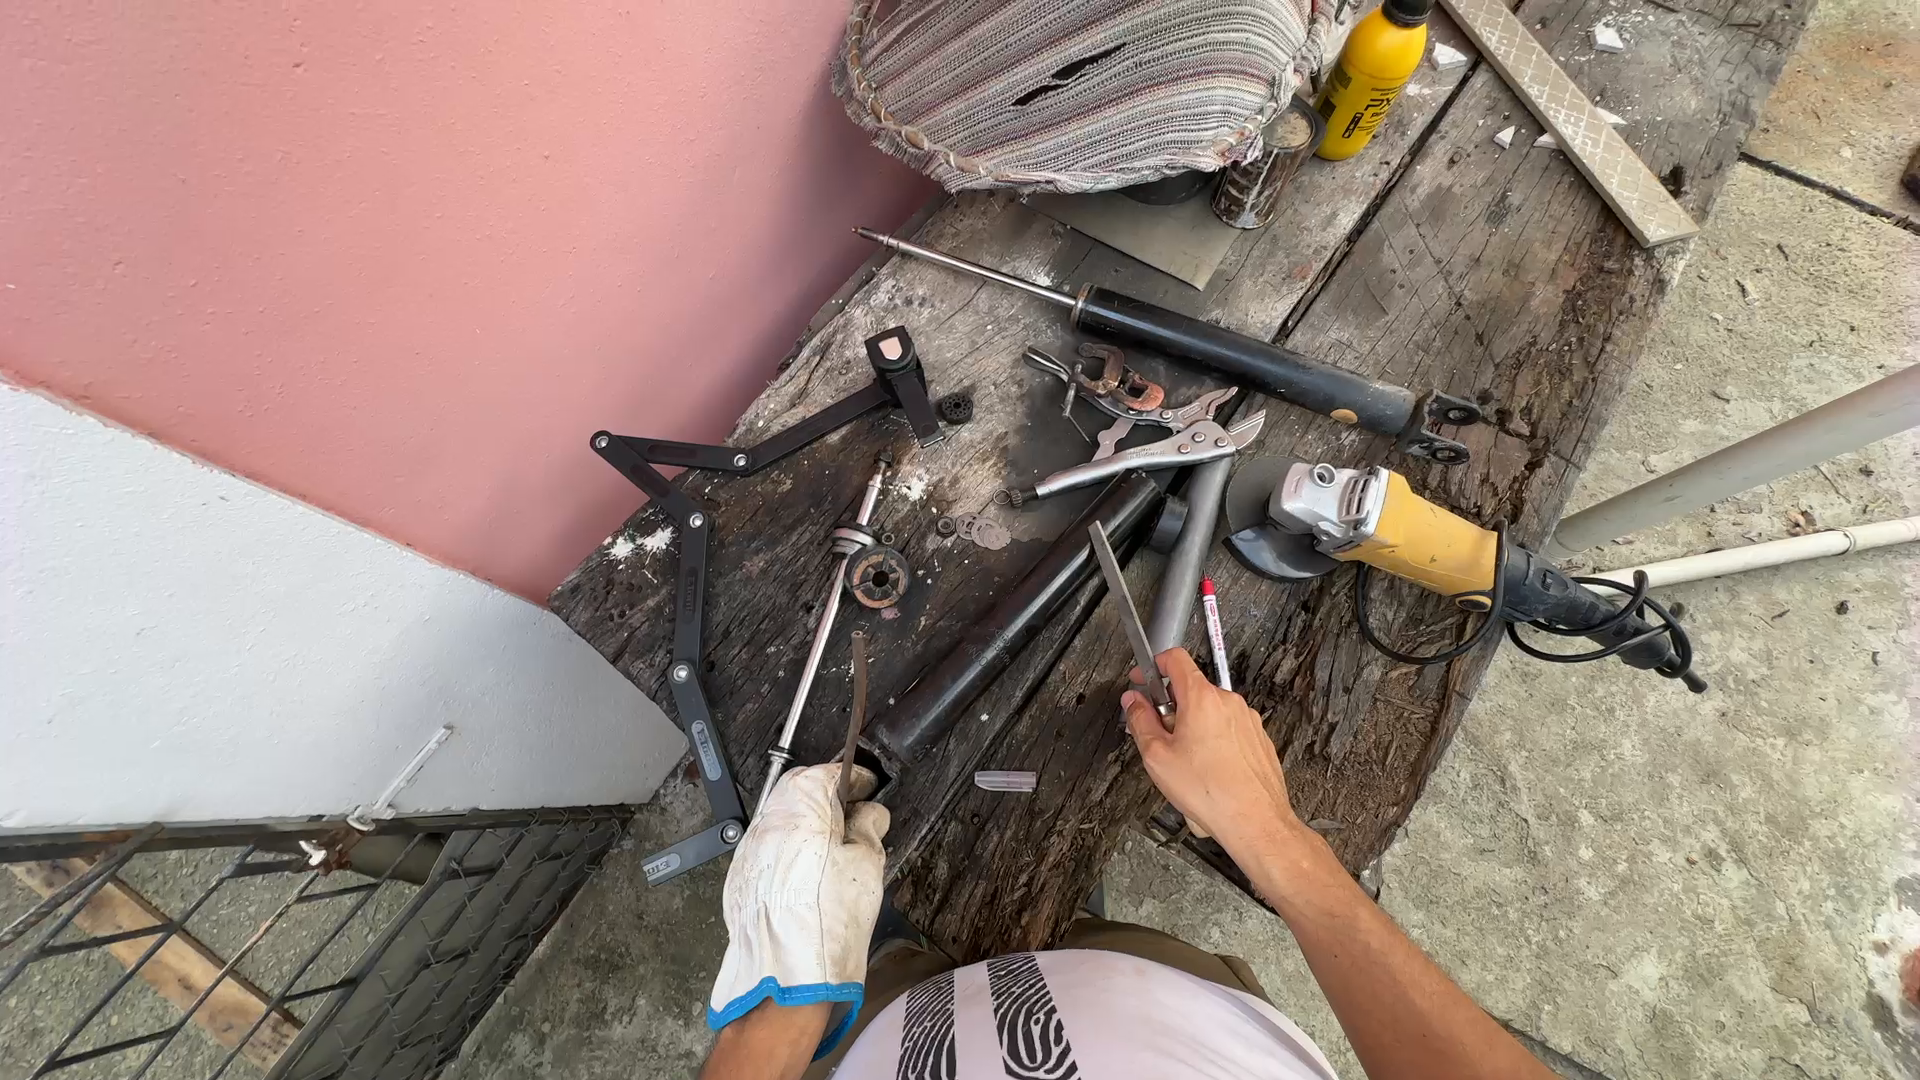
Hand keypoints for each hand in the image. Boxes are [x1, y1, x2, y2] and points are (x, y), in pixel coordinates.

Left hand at [707, 763, 888, 1058]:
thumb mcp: (867, 865)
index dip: (851, 776)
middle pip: (796, 788)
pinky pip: (767, 844)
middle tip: (849, 809)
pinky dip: (787, 844)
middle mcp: (769, 821)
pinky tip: (805, 868)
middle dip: (823, 792)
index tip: (866, 785)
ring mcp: (750, 849)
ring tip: (829, 841)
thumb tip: (867, 812)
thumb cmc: (832, 916)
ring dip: (803, 818)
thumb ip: (868, 826)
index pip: (826, 772)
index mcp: (801, 809)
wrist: (786, 978)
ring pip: (779, 815)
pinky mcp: (740, 877)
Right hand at [1123, 648, 1303, 857]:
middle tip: (1159, 731)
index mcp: (1202, 699)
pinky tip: (1207, 768)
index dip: (1153, 665)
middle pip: (1191, 688)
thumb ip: (1140, 720)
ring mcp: (1247, 720)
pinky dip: (1213, 739)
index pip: (1175, 659)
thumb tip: (1133, 702)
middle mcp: (1228, 702)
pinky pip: (1227, 728)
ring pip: (1209, 710)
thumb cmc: (1210, 792)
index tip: (1143, 678)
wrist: (1254, 821)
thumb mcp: (1156, 755)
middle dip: (1171, 705)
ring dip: (1192, 724)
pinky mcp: (1258, 738)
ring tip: (1185, 758)